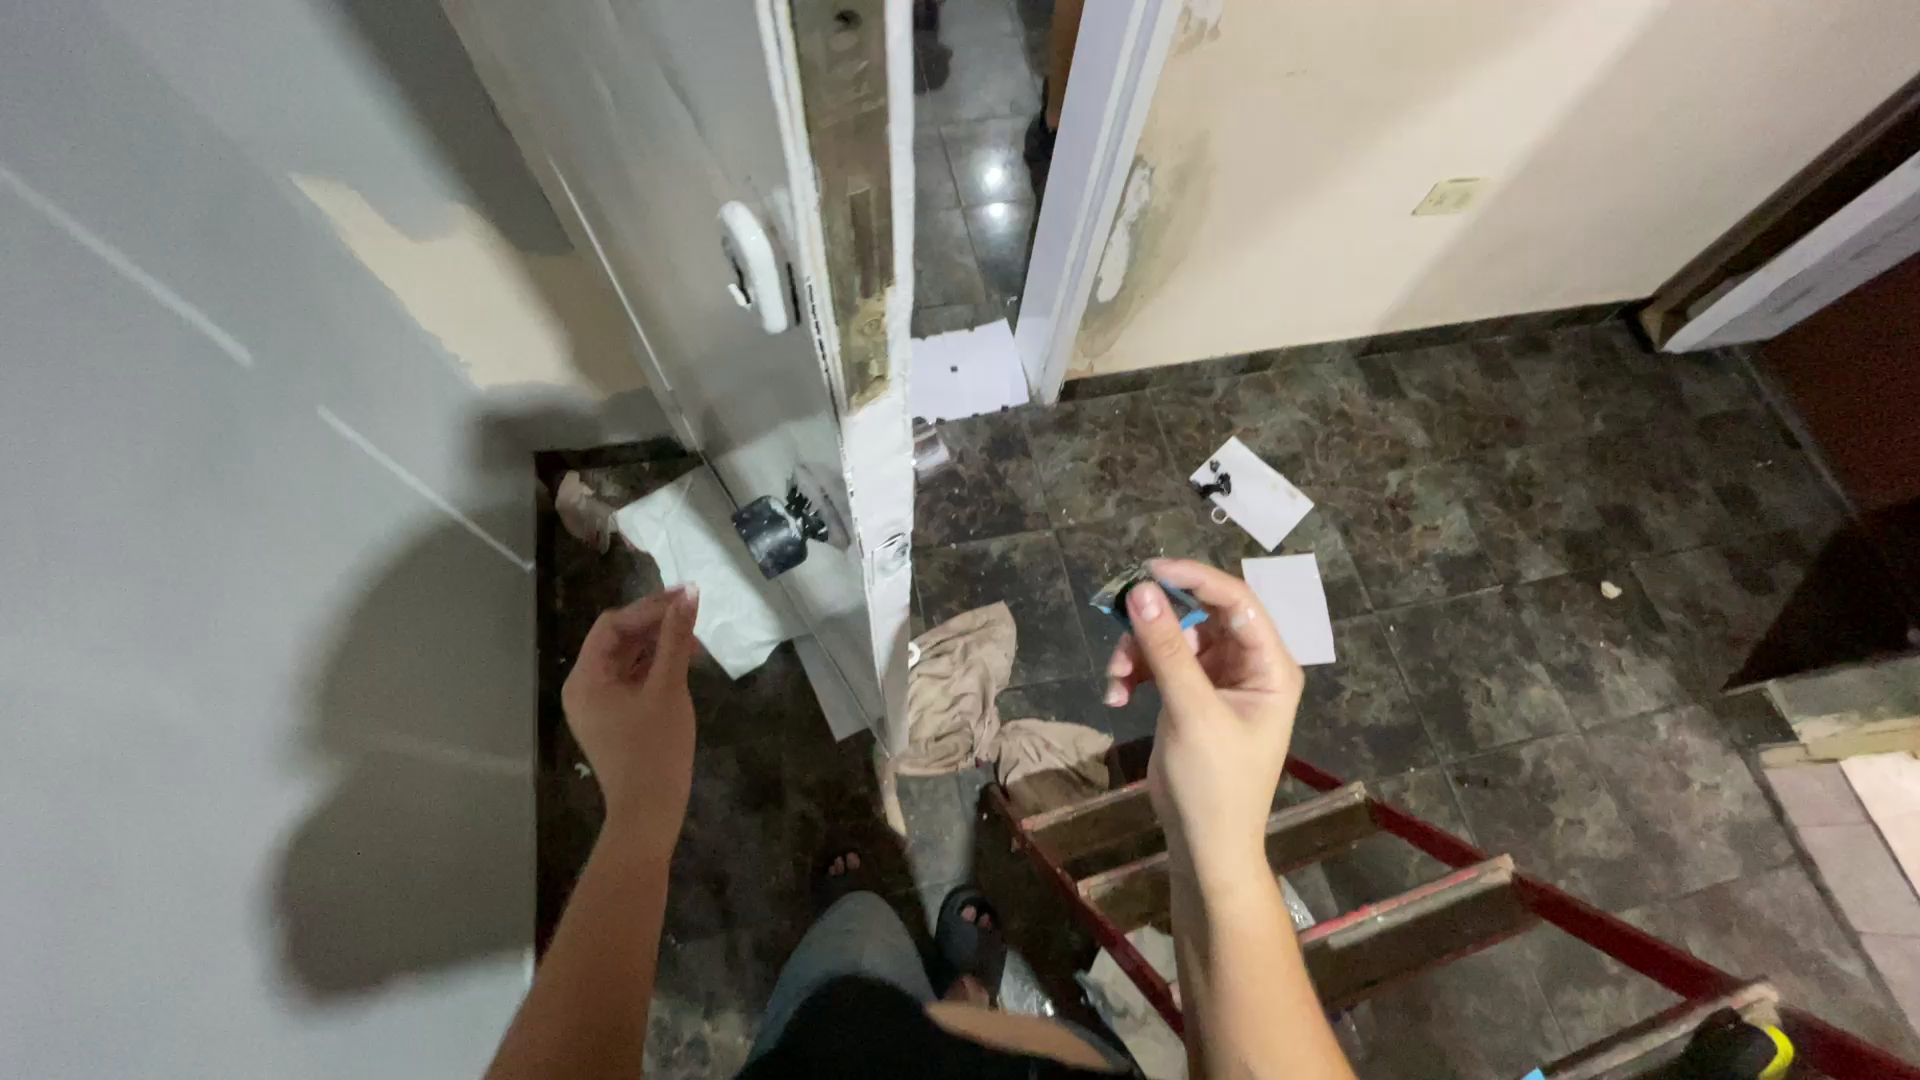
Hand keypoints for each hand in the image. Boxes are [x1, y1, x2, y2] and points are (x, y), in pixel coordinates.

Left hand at [561, 586, 700, 858]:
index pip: (613, 625)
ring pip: (628, 656)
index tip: (687, 596)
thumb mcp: (668, 688)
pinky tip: (685, 659)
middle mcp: (585, 686)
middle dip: (655, 621)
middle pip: (618, 638)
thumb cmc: (655, 748)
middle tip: (693, 610)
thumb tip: (689, 594)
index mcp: (586, 678)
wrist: (650, 810)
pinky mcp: (616, 715)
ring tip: (694, 636)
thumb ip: (677, 638)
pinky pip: (634, 676)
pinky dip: (657, 663)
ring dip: (659, 641)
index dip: (650, 606)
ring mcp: (600, 702)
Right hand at [1104, 559, 1303, 885]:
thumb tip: (1140, 590)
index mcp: (1269, 665)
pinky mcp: (1188, 693)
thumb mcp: (1191, 712)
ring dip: (1136, 652)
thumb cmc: (1214, 784)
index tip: (1148, 570)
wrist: (1203, 844)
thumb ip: (1165, 649)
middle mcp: (1246, 664)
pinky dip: (1134, 673)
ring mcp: (1215, 678)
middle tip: (1118, 624)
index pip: (1236, 601)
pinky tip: (1115, 695)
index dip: (1194, 578)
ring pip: (1169, 638)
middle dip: (1154, 625)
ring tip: (1115, 679)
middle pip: (1196, 616)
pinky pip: (1157, 663)